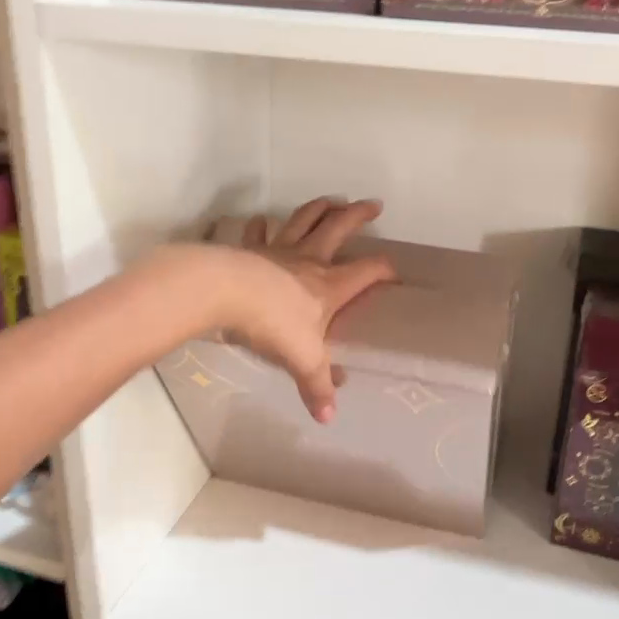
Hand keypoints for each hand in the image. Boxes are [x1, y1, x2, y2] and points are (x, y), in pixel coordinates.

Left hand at [218, 197, 395, 423]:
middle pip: (339, 228)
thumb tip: (329, 417)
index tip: (394, 273)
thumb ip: (317, 386)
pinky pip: (258, 231)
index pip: (367, 271)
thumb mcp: (302, 360)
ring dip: (320, 208)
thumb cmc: (272, 324)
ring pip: (304, 220)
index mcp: (329, 285)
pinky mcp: (250, 248)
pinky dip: (261, 225)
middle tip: (373, 205)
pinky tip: (262, 220)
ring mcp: (278, 250)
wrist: (224, 292)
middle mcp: (309, 260)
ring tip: (332, 201)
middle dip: (358, 215)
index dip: (384, 269)